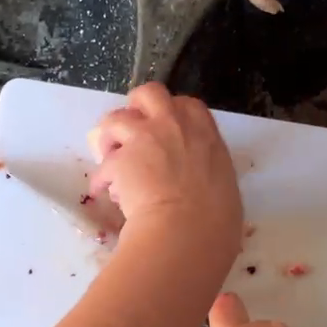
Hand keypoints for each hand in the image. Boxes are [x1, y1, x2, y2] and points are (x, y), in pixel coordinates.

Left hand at [87, 83, 240, 247]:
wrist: (186, 232)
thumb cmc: (216, 221)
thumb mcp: (224, 187)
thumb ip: (207, 172)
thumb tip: (201, 184)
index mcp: (204, 134)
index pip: (187, 105)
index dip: (172, 113)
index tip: (166, 129)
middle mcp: (173, 126)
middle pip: (150, 93)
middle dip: (136, 107)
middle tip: (133, 130)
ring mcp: (144, 139)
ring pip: (115, 119)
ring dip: (110, 137)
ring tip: (109, 158)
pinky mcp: (120, 159)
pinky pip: (103, 165)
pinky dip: (101, 178)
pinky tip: (102, 192)